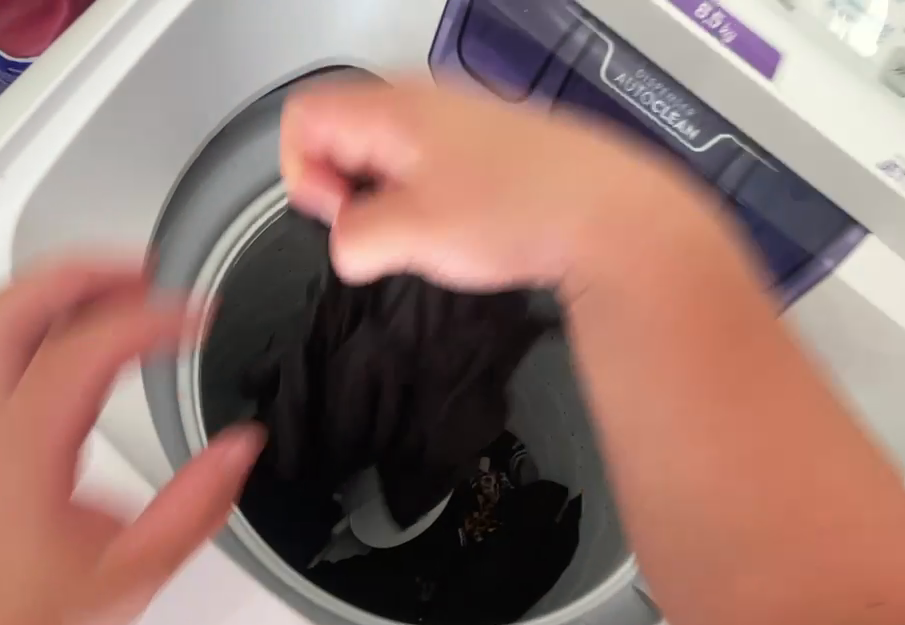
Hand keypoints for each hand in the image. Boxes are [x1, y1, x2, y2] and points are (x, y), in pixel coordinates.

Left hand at [0, 259, 263, 624]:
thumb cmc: (56, 612)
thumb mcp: (146, 564)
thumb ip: (200, 502)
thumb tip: (243, 445)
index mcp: (24, 454)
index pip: (82, 353)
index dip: (146, 322)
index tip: (197, 317)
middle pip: (11, 309)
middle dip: (83, 275)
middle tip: (147, 273)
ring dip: (55, 290)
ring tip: (120, 289)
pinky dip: (39, 321)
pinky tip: (82, 332)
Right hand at [280, 79, 722, 290]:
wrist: (602, 214)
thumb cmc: (522, 211)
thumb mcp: (413, 234)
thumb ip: (354, 239)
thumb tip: (343, 244)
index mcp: (394, 110)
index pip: (303, 118)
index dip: (301, 173)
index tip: (334, 215)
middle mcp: (422, 101)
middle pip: (340, 133)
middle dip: (343, 190)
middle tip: (377, 232)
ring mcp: (454, 121)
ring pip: (382, 153)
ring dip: (383, 199)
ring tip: (420, 234)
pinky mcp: (481, 146)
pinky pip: (423, 166)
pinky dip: (419, 199)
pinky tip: (450, 228)